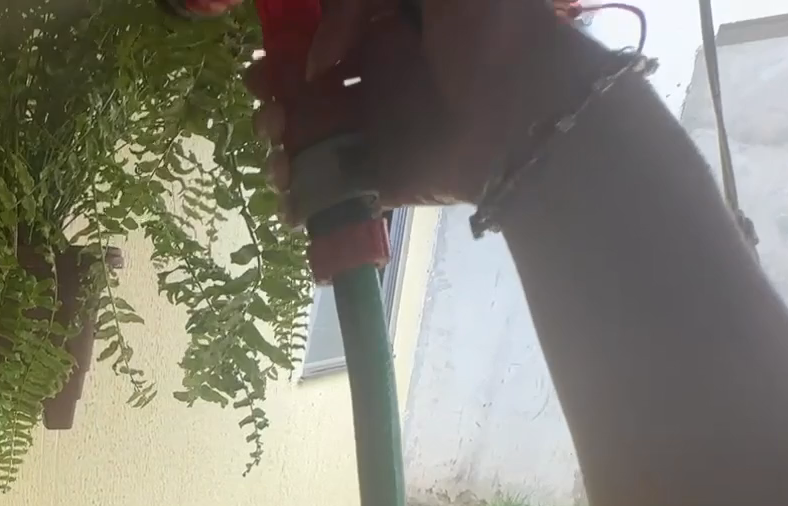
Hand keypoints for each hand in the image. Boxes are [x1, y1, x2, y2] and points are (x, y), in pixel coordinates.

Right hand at [245, 0, 615, 209]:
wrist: (526, 113)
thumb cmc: (490, 33)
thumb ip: (358, 2)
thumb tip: (317, 66)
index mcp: (385, 39)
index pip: (317, 48)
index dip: (282, 58)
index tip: (261, 70)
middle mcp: (372, 89)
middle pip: (301, 102)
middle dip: (273, 110)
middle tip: (271, 118)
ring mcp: (371, 139)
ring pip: (304, 149)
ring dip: (279, 157)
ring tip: (281, 161)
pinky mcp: (375, 183)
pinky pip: (324, 196)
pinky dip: (299, 204)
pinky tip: (292, 201)